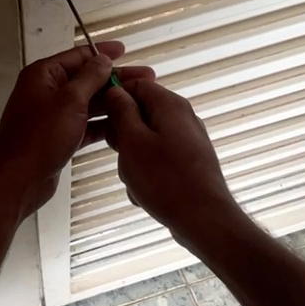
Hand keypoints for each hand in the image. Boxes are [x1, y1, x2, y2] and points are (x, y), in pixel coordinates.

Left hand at [0, 42, 154, 219]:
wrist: (20, 179)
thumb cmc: (40, 136)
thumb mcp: (70, 101)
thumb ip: (89, 77)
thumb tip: (102, 59)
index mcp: (43, 75)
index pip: (77, 56)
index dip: (102, 53)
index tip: (124, 51)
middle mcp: (46, 91)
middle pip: (85, 79)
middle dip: (114, 78)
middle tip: (144, 77)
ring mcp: (52, 115)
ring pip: (87, 102)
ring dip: (111, 101)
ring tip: (140, 100)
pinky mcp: (58, 136)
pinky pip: (84, 124)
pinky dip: (102, 124)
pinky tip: (123, 125)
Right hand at [103, 80, 247, 242]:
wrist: (204, 220)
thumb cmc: (168, 181)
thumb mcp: (133, 141)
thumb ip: (122, 111)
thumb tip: (115, 92)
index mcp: (170, 106)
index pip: (136, 85)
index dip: (114, 97)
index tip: (100, 116)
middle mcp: (182, 118)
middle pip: (140, 113)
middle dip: (123, 135)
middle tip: (121, 154)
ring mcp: (187, 141)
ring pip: (145, 139)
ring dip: (133, 158)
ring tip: (136, 178)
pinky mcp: (188, 162)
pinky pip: (157, 158)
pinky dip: (146, 171)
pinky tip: (145, 191)